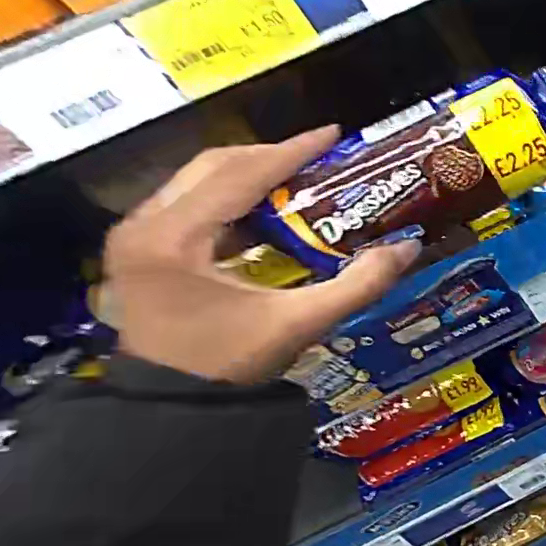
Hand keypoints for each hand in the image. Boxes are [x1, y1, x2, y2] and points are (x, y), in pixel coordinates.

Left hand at [99, 126, 418, 382]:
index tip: (332, 134)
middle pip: (213, 166)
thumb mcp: (301, 324)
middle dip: (271, 155)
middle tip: (319, 155)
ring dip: (251, 172)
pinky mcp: (142, 251)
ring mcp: (137, 237)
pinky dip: (232, 196)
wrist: (172, 411)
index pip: (239, 175)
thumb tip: (408, 248)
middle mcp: (146, 226)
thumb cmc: (229, 365)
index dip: (291, 151)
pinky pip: (191, 203)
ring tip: (299, 174)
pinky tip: (266, 207)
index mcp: (175, 237)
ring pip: (198, 180)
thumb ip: (359, 284)